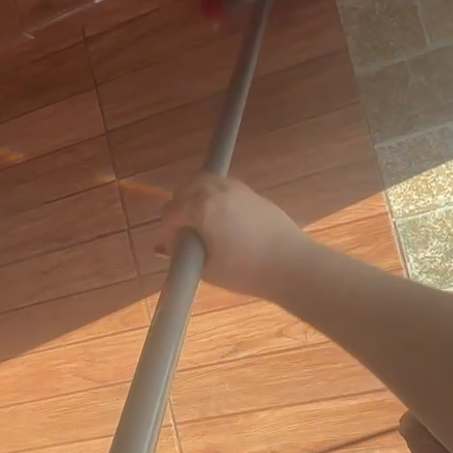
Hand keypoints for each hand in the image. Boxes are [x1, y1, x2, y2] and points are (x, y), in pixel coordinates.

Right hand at [159, 175, 310, 298]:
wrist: (291, 263)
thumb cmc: (245, 271)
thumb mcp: (207, 268)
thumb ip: (181, 254)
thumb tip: (161, 248)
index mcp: (201, 208)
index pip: (170, 211)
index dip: (168, 230)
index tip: (175, 247)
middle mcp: (216, 190)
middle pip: (184, 189)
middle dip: (179, 208)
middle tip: (185, 234)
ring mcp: (236, 188)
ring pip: (204, 182)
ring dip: (195, 197)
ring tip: (201, 223)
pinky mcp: (251, 192)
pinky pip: (222, 186)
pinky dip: (213, 196)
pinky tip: (222, 220)